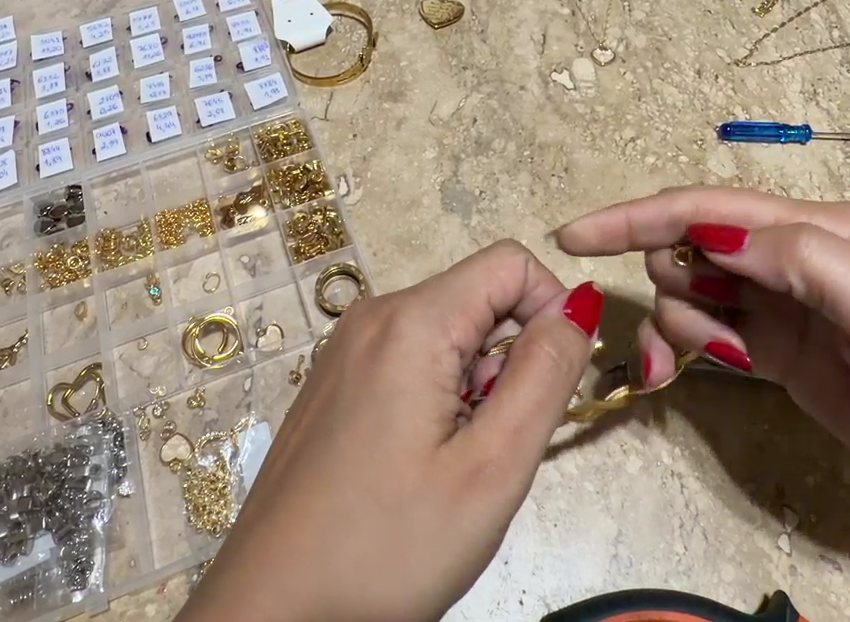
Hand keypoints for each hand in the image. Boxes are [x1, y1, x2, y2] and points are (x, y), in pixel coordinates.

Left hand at [178, 241, 602, 621]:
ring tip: (455, 461)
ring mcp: (346, 347)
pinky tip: (420, 462)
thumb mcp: (491, 468)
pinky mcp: (335, 379)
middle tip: (494, 442)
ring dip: (476, 383)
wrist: (272, 607)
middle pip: (476, 297)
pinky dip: (438, 394)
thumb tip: (577, 309)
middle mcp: (373, 315)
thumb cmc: (386, 546)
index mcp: (411, 320)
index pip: (509, 262)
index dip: (552, 308)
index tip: (553, 383)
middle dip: (509, 357)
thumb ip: (544, 376)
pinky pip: (410, 358)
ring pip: (446, 332)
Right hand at [555, 187, 849, 537]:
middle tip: (669, 339)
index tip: (572, 237)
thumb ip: (806, 262)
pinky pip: (716, 339)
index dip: (637, 217)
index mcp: (826, 236)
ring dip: (675, 323)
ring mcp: (791, 313)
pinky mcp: (788, 359)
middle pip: (692, 249)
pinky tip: (698, 371)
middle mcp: (799, 264)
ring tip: (688, 365)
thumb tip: (711, 236)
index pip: (710, 211)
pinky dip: (692, 348)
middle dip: (658, 279)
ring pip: (697, 295)